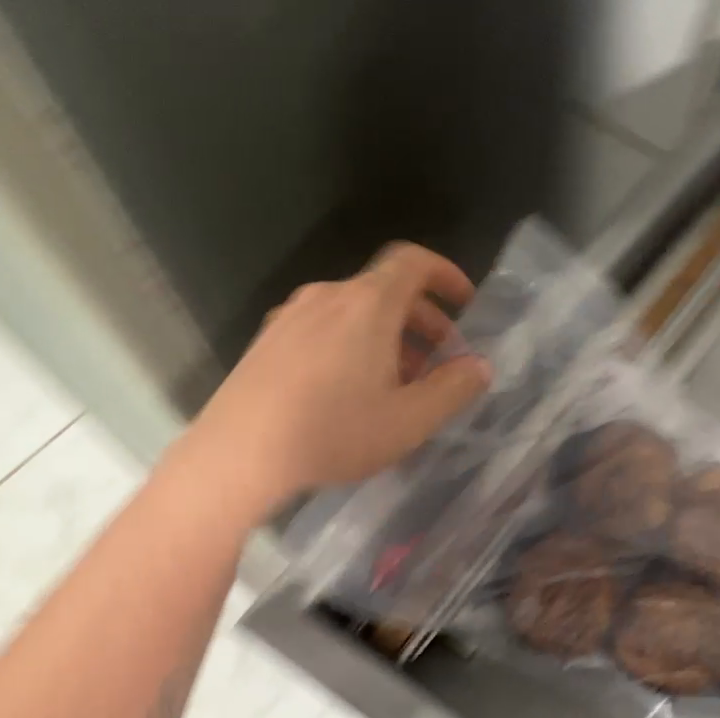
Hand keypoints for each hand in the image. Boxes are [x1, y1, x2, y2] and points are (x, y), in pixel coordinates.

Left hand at [172, 242, 492, 526]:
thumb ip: (453, 389)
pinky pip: (325, 329)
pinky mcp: (268, 341)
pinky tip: (353, 392)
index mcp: (368, 304)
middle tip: (441, 361)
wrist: (240, 453)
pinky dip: (353, 345)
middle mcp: (328, 296)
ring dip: (388, 337)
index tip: (465, 303)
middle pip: (385, 290)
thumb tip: (479, 366)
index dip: (445, 275)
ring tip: (400, 384)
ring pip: (354, 312)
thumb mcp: (411, 420)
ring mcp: (292, 317)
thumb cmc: (335, 432)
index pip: (413, 262)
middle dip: (422, 320)